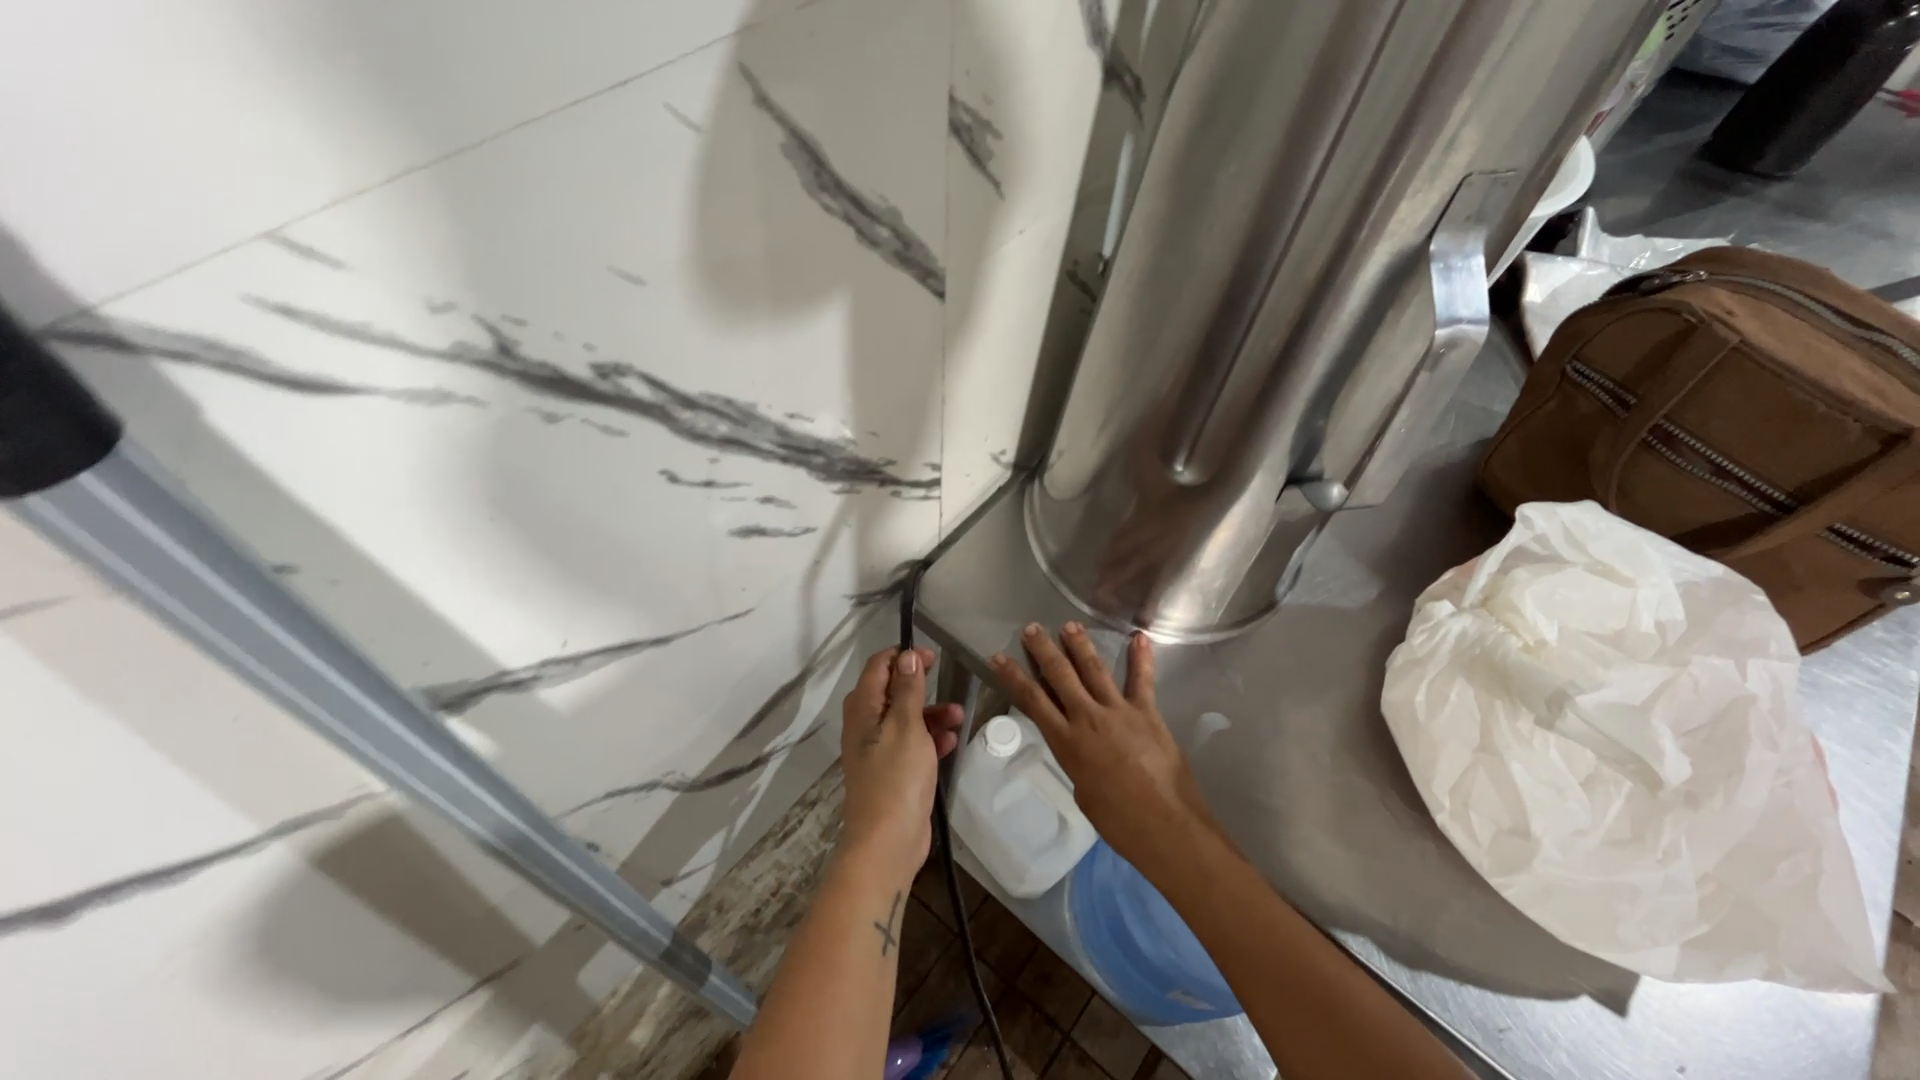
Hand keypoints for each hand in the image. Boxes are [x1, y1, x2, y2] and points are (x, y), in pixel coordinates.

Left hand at [838, 646, 964, 875]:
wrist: (887, 841)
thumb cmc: (896, 777)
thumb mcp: (906, 726)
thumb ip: (907, 690)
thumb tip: (906, 656)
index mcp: (862, 709)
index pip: (877, 667)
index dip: (902, 656)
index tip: (930, 655)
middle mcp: (866, 726)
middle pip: (891, 692)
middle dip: (919, 684)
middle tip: (945, 677)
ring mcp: (879, 751)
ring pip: (906, 719)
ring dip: (931, 714)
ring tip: (959, 715)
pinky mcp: (893, 772)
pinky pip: (913, 745)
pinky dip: (931, 739)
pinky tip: (951, 742)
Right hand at [989, 623, 1221, 876]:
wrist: (1164, 825)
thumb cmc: (1118, 821)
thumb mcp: (1083, 792)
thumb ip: (1079, 763)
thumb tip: (1084, 750)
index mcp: (1066, 743)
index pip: (1032, 701)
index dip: (1014, 677)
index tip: (999, 657)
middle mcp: (1088, 719)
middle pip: (1060, 676)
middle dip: (1044, 650)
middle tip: (1032, 629)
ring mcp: (1119, 712)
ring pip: (1095, 670)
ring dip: (1080, 645)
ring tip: (1069, 625)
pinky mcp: (1148, 713)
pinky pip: (1142, 680)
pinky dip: (1141, 658)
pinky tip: (1139, 637)